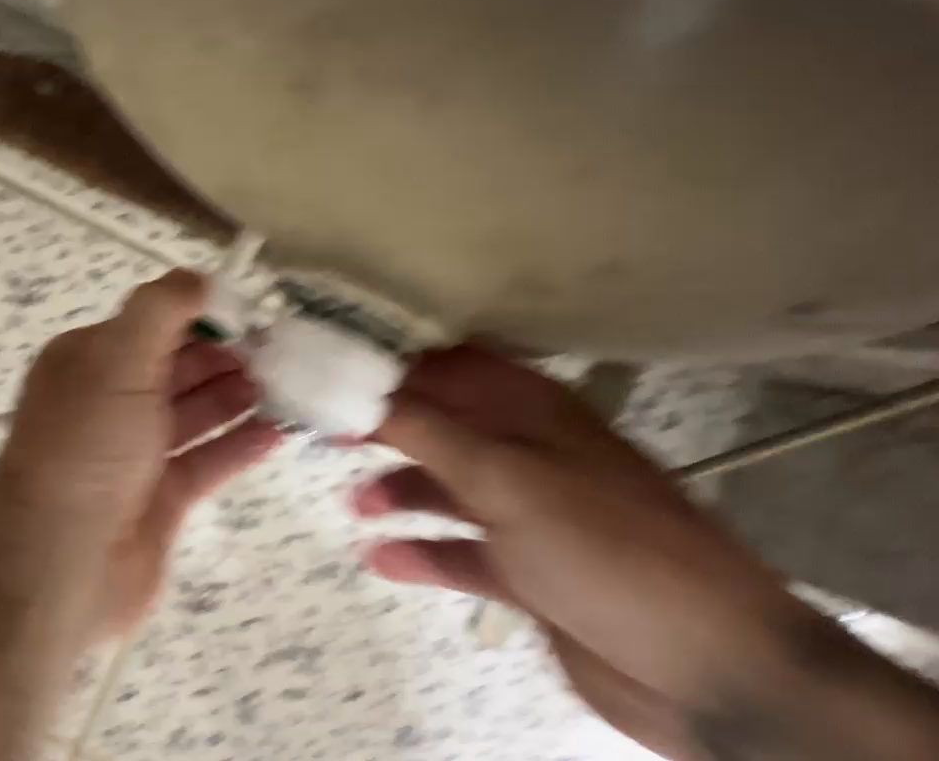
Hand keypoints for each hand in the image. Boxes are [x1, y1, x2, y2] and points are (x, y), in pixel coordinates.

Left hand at [0, 269, 285, 638]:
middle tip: (282, 352)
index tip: (250, 312)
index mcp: (86, 362)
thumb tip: (196, 276)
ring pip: (192, 414)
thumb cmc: (87, 445)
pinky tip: (277, 433)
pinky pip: (205, 462)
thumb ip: (158, 311)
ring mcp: (132, 454)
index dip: (197, 315)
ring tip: (288, 385)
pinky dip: (238, 446)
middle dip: (224, 357)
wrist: (60, 560)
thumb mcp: (116, 359)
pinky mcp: (158, 499)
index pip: (148, 325)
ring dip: (236, 397)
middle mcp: (106, 403)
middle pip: (174, 369)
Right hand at [357, 346, 870, 759]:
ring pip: (443, 486)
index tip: (324, 368)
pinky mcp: (526, 571)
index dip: (387, 362)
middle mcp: (527, 452)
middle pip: (438, 423)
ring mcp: (528, 514)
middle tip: (321, 431)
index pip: (447, 364)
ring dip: (395, 490)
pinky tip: (380, 558)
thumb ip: (421, 428)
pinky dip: (418, 551)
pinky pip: (457, 550)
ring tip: (352, 505)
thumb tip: (348, 385)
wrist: (711, 672)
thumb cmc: (604, 547)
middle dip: (380, 425)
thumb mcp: (504, 477)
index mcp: (532, 412)